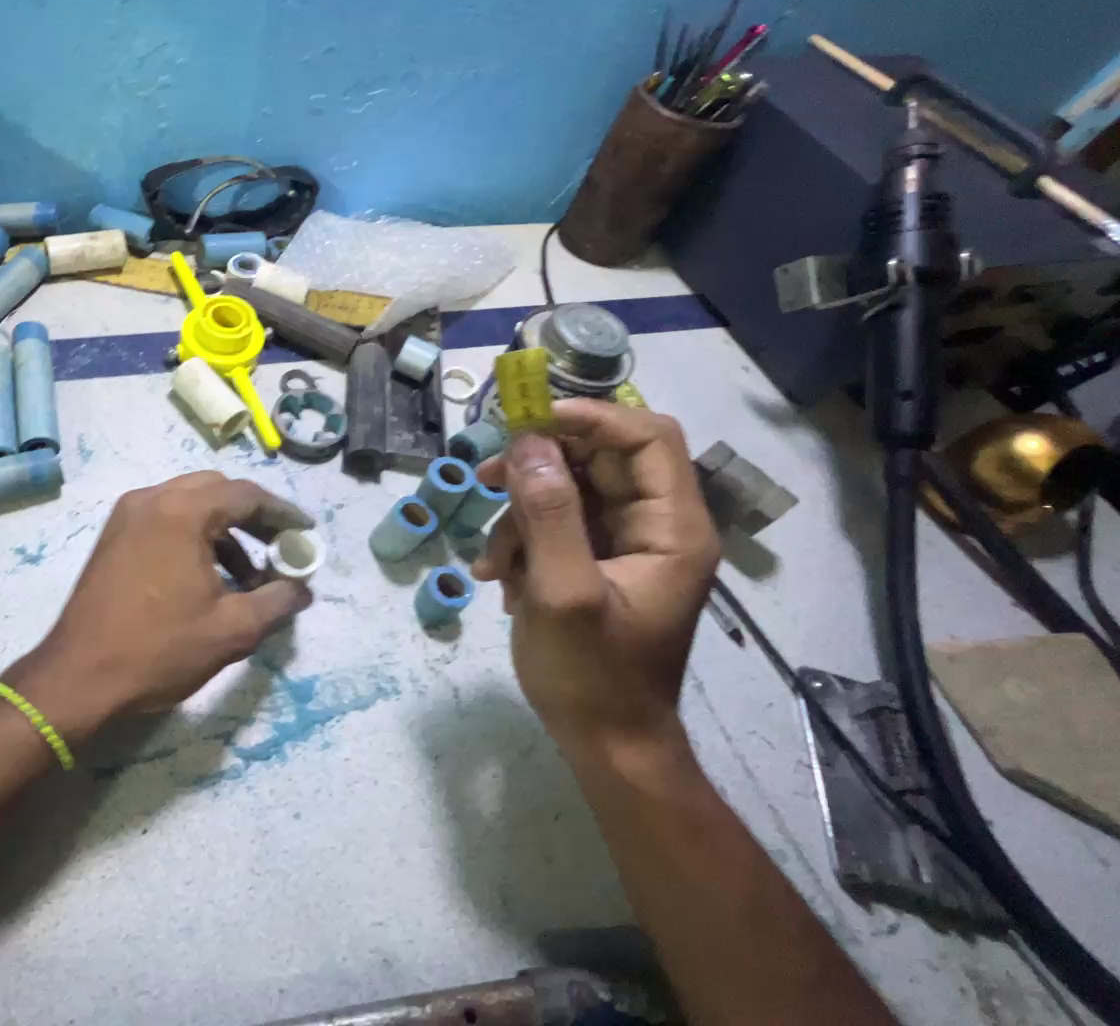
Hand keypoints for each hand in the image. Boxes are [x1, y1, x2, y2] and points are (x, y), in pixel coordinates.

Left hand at [5, 471, 315, 736]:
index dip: (283, 513)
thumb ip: (277, 601)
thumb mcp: (232, 629)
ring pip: (189, 504)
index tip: (307, 533)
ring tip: (249, 578)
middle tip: (281, 548)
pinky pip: (165, 521)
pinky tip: (209, 579)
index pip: (246, 494)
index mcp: (181, 511)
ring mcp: (126, 516)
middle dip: (253, 516)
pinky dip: (194, 537)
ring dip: (224, 530)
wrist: (79, 678)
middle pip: (216, 490)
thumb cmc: (159, 650)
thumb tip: (302, 590)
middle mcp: (151, 500)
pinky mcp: (113, 537)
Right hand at [472, 400, 720, 757]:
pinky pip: (554, 524)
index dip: (589, 418)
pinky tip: (500, 579)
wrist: (605, 741)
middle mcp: (655, 525)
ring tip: (494, 562)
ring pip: (566, 490)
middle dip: (539, 468)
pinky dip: (520, 541)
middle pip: (599, 458)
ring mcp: (623, 544)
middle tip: (488, 479)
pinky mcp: (594, 561)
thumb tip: (527, 443)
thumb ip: (548, 515)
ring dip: (520, 515)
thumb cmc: (592, 676)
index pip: (645, 438)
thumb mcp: (562, 593)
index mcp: (672, 528)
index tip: (525, 420)